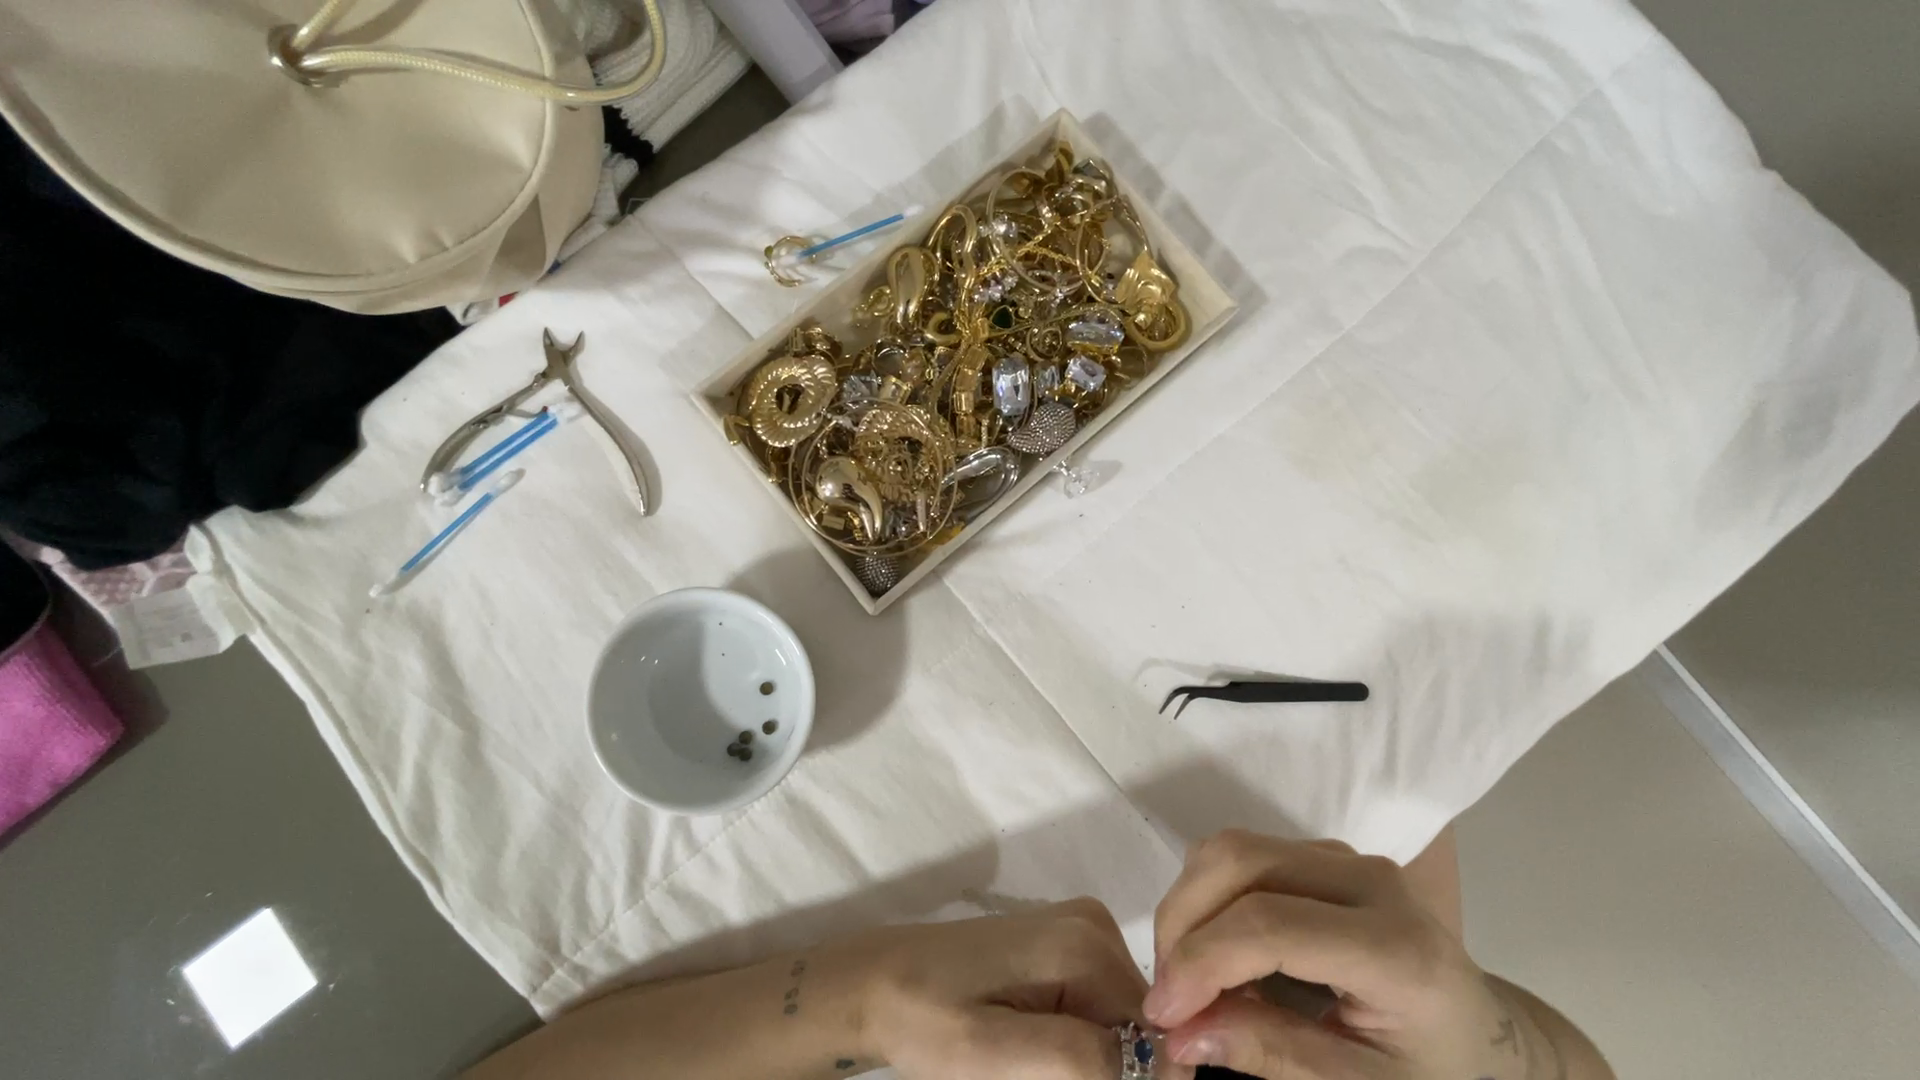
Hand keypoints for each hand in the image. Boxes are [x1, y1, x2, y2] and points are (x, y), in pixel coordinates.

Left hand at [855, 899, 1146, 1079]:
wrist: (875, 983)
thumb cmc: (928, 1020)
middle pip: (1141, 1024)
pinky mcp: (1064, 944)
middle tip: (1039, 1072)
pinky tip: (1036, 1045)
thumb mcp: (1001, 1054)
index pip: (1160, 1032)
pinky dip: (1078, 1038)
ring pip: (1120, 1021)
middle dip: (1109, 1067)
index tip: (1070, 1079)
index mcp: (1086, 944)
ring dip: (1092, 1057)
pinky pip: (1097, 1005)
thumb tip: (1175, 1066)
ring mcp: (1080, 929)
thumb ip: (1089, 1059)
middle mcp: (1095, 925)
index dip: (1138, 1078)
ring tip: (1034, 1062)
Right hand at [1144, 831, 1541, 1079]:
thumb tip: (1177, 1035)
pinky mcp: (1322, 854)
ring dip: (1188, 904)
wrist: (1490, 1043)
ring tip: (1184, 974)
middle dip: (1181, 922)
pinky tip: (1210, 948)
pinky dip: (1207, 893)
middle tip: (1165, 995)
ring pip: (1232, 848)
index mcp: (1396, 949)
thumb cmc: (1436, 1078)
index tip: (1161, 1014)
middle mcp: (1369, 880)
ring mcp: (1345, 857)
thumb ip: (1271, 1054)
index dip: (1200, 962)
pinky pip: (1242, 853)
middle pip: (1239, 862)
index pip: (1269, 925)